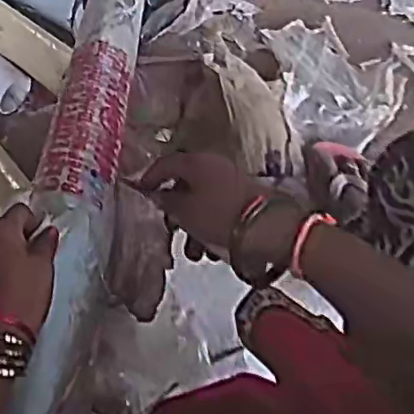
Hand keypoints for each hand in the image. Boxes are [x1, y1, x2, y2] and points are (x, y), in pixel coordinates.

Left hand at [0, 204, 57, 335]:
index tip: (44, 235)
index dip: (35, 219)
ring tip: (24, 269)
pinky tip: (8, 281)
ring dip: (8, 250)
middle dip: (21, 234)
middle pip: (5, 225)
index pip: (20, 210)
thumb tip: (48, 229)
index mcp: (3, 228)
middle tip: (37, 253)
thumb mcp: (43, 266)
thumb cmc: (25, 293)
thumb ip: (46, 243)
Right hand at [134, 152, 270, 260]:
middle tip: (169, 229)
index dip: (148, 179)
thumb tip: (156, 195)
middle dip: (174, 211)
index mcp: (194, 161)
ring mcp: (231, 181)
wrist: (274, 230)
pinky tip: (212, 249)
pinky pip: (218, 208)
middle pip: (183, 184)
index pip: (163, 164)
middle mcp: (212, 165)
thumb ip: (166, 201)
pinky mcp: (245, 198)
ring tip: (194, 252)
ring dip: (193, 225)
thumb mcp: (185, 211)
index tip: (139, 194)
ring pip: (201, 200)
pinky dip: (210, 225)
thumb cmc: (220, 215)